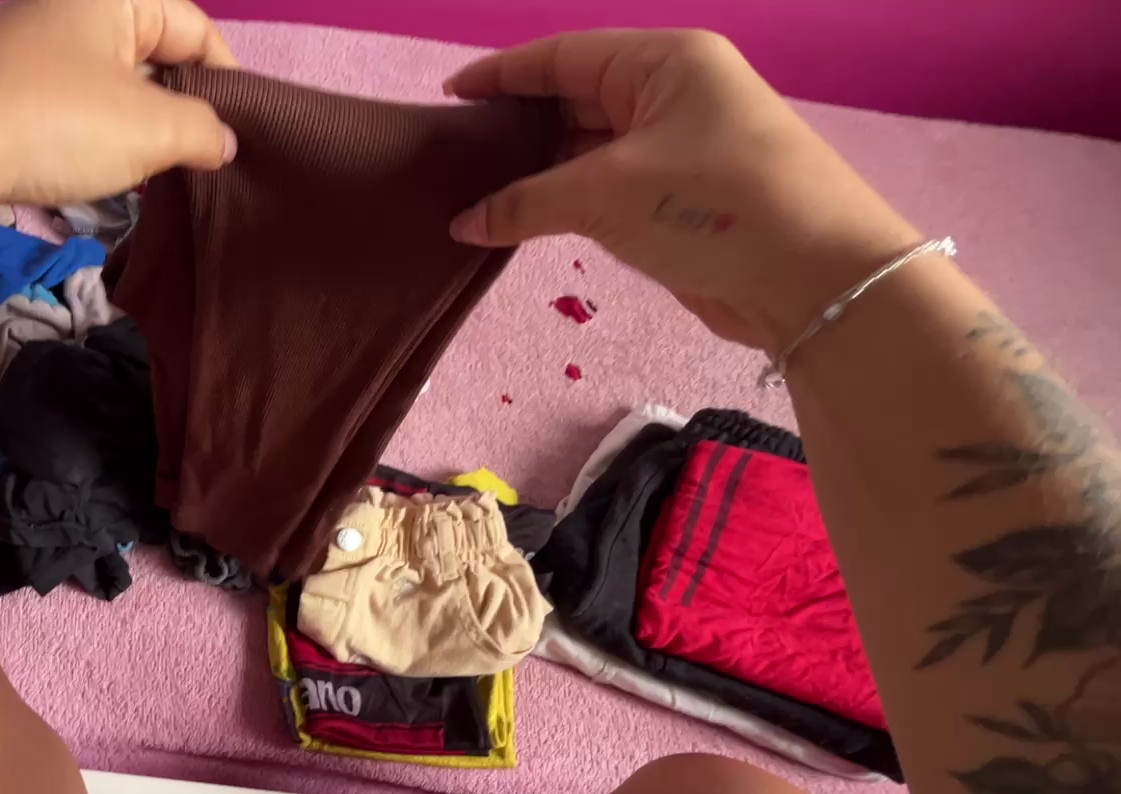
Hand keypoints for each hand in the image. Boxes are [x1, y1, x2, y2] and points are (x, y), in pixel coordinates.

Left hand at [0, 0, 238, 226]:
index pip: (195, 30)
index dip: (226, 84)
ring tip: (162, 184)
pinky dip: (101, 149)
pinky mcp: (13, 100)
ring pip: (115, 96)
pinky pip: (77, 119)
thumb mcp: (148, 128)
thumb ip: (200, 133)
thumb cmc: (56, 123)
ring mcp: (39, 57)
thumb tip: (224, 142)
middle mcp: (75, 13)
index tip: (243, 138)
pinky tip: (112, 184)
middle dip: (183, 115)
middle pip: (154, 61)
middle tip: (205, 170)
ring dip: (141, 140)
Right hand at [444, 30, 922, 350]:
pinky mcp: (667, 195)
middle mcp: (667, 94)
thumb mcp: (607, 194)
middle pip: (571, 97)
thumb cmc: (712, 206)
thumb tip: (461, 223)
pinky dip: (554, 199)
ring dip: (531, 168)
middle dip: (514, 122)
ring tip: (474, 188)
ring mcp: (669, 145)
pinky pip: (594, 185)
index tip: (449, 96)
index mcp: (663, 63)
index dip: (502, 74)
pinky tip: (517, 217)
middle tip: (456, 152)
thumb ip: (525, 204)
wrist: (806, 274)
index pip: (563, 56)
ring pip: (581, 145)